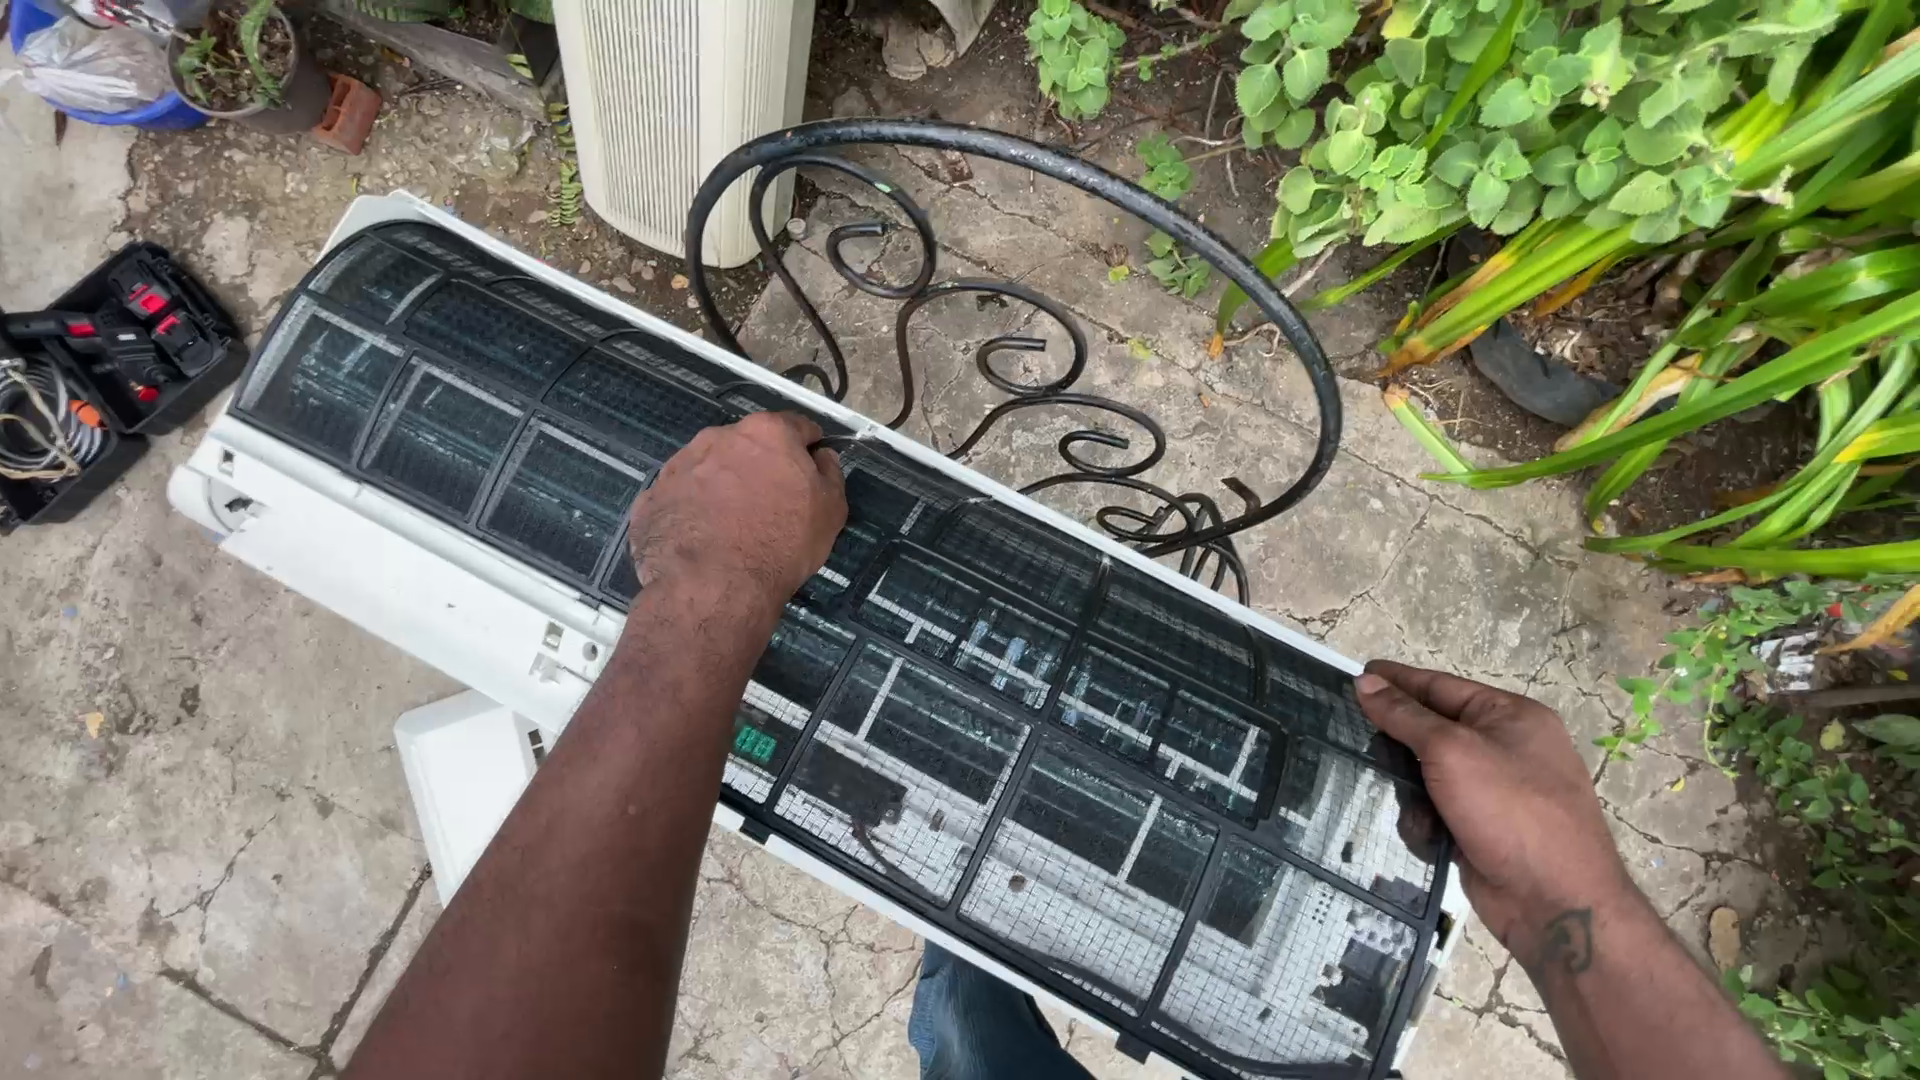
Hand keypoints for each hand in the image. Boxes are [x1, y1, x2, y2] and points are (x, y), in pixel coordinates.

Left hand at [627, 412, 847, 603]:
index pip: (797, 427)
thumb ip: (830, 474)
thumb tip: (823, 456)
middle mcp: (719, 436)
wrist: (712, 584)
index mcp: (766, 432)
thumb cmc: (782, 542)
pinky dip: (694, 509)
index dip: (808, 448)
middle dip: (761, 466)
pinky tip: (703, 539)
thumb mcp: (830, 510)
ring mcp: (680, 464)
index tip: (811, 470)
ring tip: (732, 525)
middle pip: (749, 445)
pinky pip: (682, 496)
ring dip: (724, 485)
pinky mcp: (652, 496)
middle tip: (771, 503)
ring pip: (711, 468)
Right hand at [1355, 660, 1637, 959]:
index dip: (1395, 681)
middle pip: (1429, 728)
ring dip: (1408, 788)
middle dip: (1398, 742)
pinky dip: (1422, 817)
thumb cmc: (1510, 811)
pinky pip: (1434, 805)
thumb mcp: (1450, 751)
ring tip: (1400, 799)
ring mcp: (1494, 788)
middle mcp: (1505, 747)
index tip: (1353, 676)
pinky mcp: (1480, 824)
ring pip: (1425, 770)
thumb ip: (1403, 714)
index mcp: (1511, 717)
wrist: (1556, 903)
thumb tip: (1364, 681)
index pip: (1439, 685)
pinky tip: (1425, 833)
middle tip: (1362, 743)